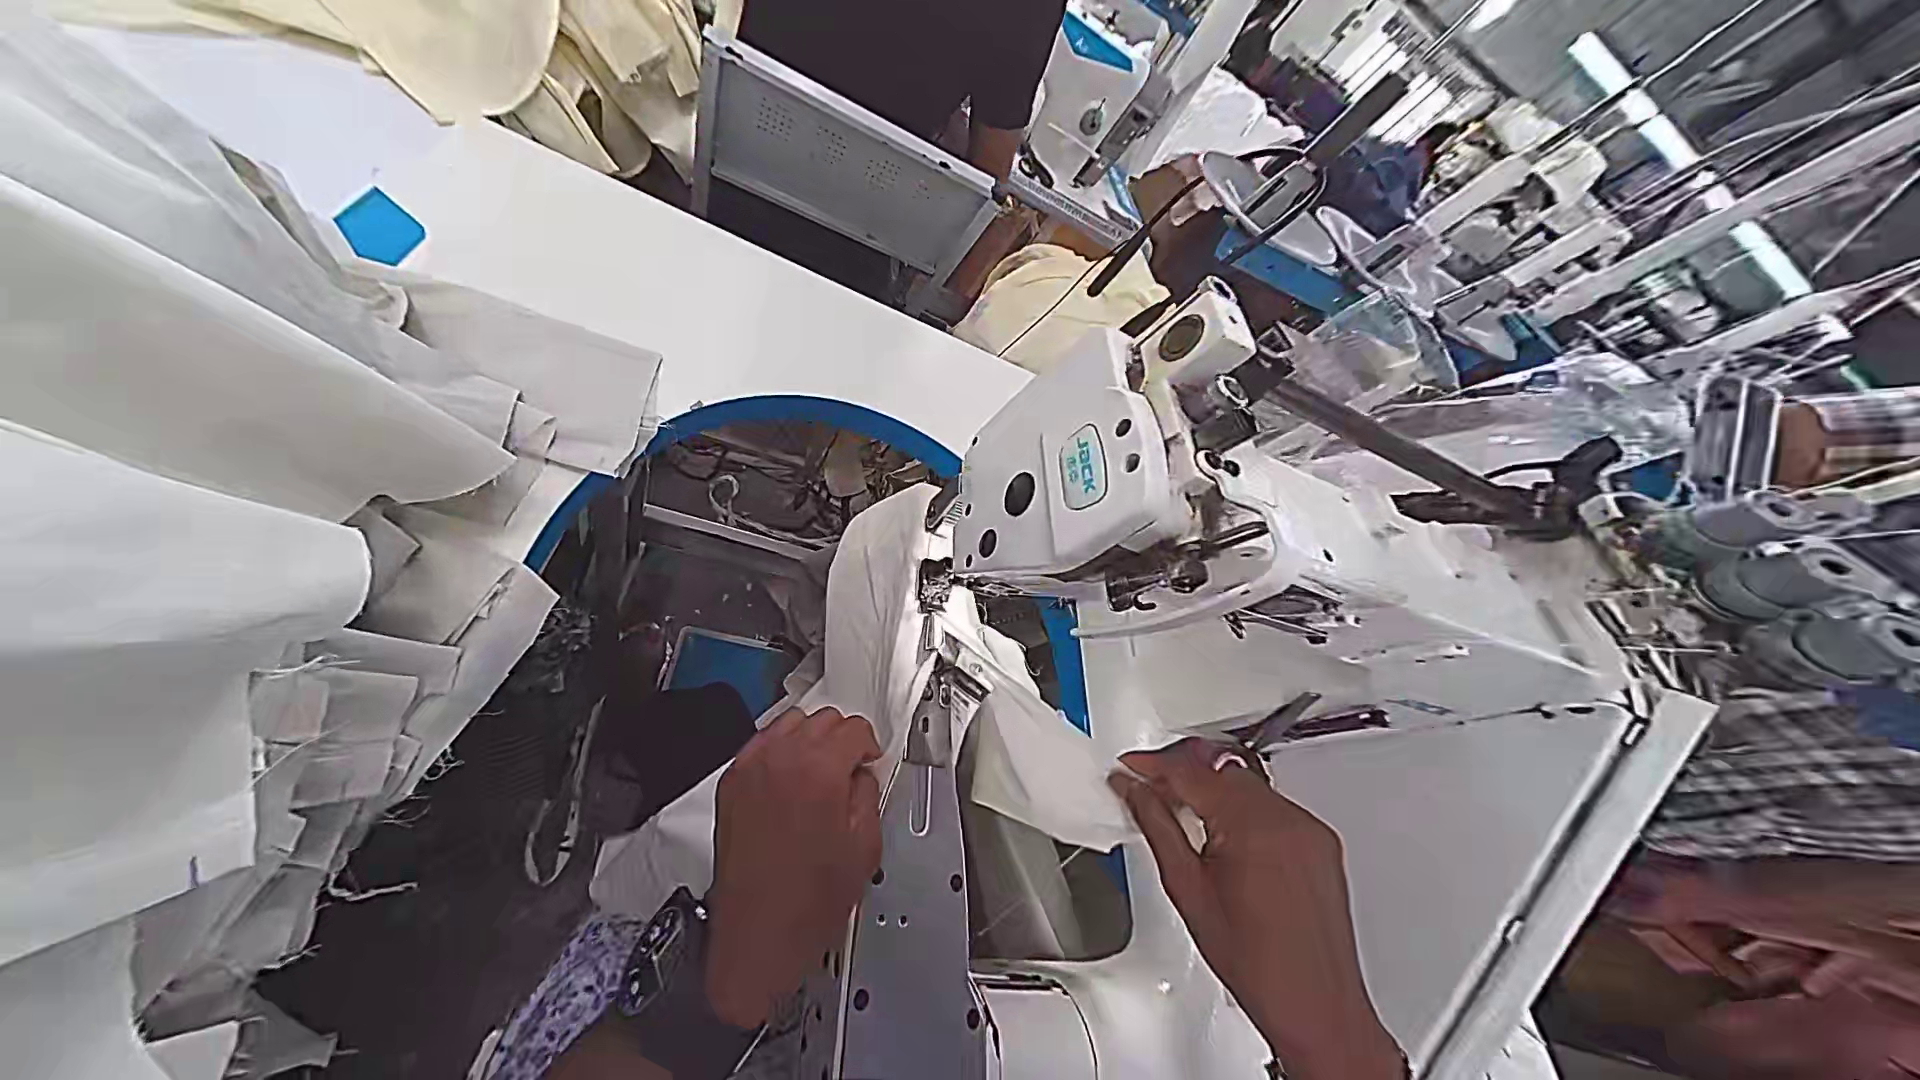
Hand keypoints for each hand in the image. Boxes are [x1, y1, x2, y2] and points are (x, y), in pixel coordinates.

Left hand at [705, 706, 882, 1028]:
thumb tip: (862, 775)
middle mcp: (782, 760)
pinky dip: (780, 751)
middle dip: (842, 740)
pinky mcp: (732, 783)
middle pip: (823, 719)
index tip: (868, 760)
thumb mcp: (864, 845)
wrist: (757, 935)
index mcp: (820, 771)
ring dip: (810, 740)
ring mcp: (752, 769)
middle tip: (849, 768)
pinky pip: (761, 744)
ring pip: (791, 723)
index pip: (854, 728)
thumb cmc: (805, 903)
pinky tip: (790, 777)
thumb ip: (868, 792)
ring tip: (819, 771)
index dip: (869, 746)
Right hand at [1109, 739, 1401, 1079]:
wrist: (1316, 1008)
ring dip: (1210, 789)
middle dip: (1180, 774)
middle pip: (1218, 770)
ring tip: (1181, 811)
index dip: (1152, 765)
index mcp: (1251, 825)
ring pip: (1245, 783)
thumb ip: (1156, 825)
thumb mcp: (1186, 887)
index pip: (1190, 773)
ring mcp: (1308, 829)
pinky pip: (1271, 804)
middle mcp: (1286, 819)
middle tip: (1148, 786)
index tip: (1130, 766)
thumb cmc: (1256, 962)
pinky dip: (1241, 807)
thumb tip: (1133, 790)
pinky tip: (1222, 830)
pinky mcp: (1321, 841)